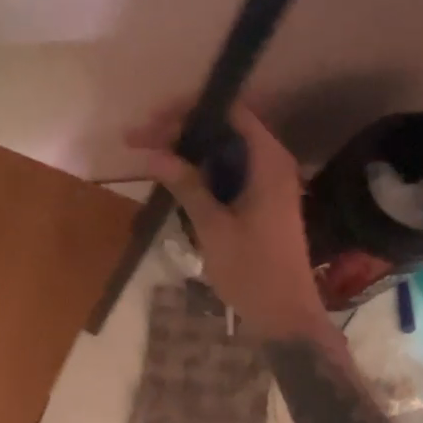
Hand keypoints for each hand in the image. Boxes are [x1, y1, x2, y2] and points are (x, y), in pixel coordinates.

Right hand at [127, 104, 330, 339]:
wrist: (284, 312)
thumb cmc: (252, 271)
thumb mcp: (213, 227)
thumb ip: (186, 186)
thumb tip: (154, 154)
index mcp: (268, 162)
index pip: (232, 113)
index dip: (191, 110)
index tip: (153, 121)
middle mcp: (271, 163)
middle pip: (225, 129)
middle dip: (181, 130)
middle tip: (139, 140)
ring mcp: (267, 183)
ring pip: (224, 151)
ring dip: (187, 150)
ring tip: (148, 156)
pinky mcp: (259, 201)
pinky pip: (228, 172)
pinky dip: (200, 170)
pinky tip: (172, 178)